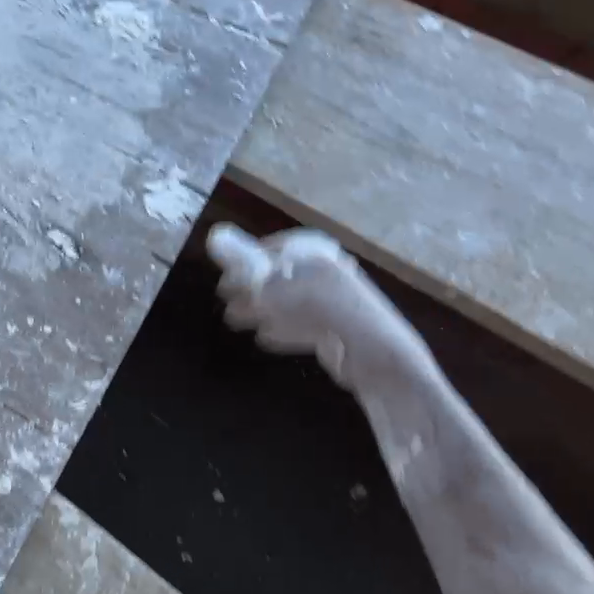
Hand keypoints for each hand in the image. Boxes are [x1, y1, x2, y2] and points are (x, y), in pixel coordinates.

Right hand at [206, 224, 431, 390]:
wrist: (379, 360)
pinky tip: (269, 338)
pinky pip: (299, 319)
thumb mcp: (280, 284)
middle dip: (249, 291)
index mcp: (315, 253)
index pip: (266, 249)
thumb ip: (245, 261)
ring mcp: (332, 298)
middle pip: (273, 274)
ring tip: (240, 322)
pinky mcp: (336, 325)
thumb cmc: (326, 313)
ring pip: (283, 299)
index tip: (228, 283)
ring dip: (258, 311)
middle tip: (229, 304)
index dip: (242, 265)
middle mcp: (324, 269)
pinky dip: (282, 327)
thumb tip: (213, 233)